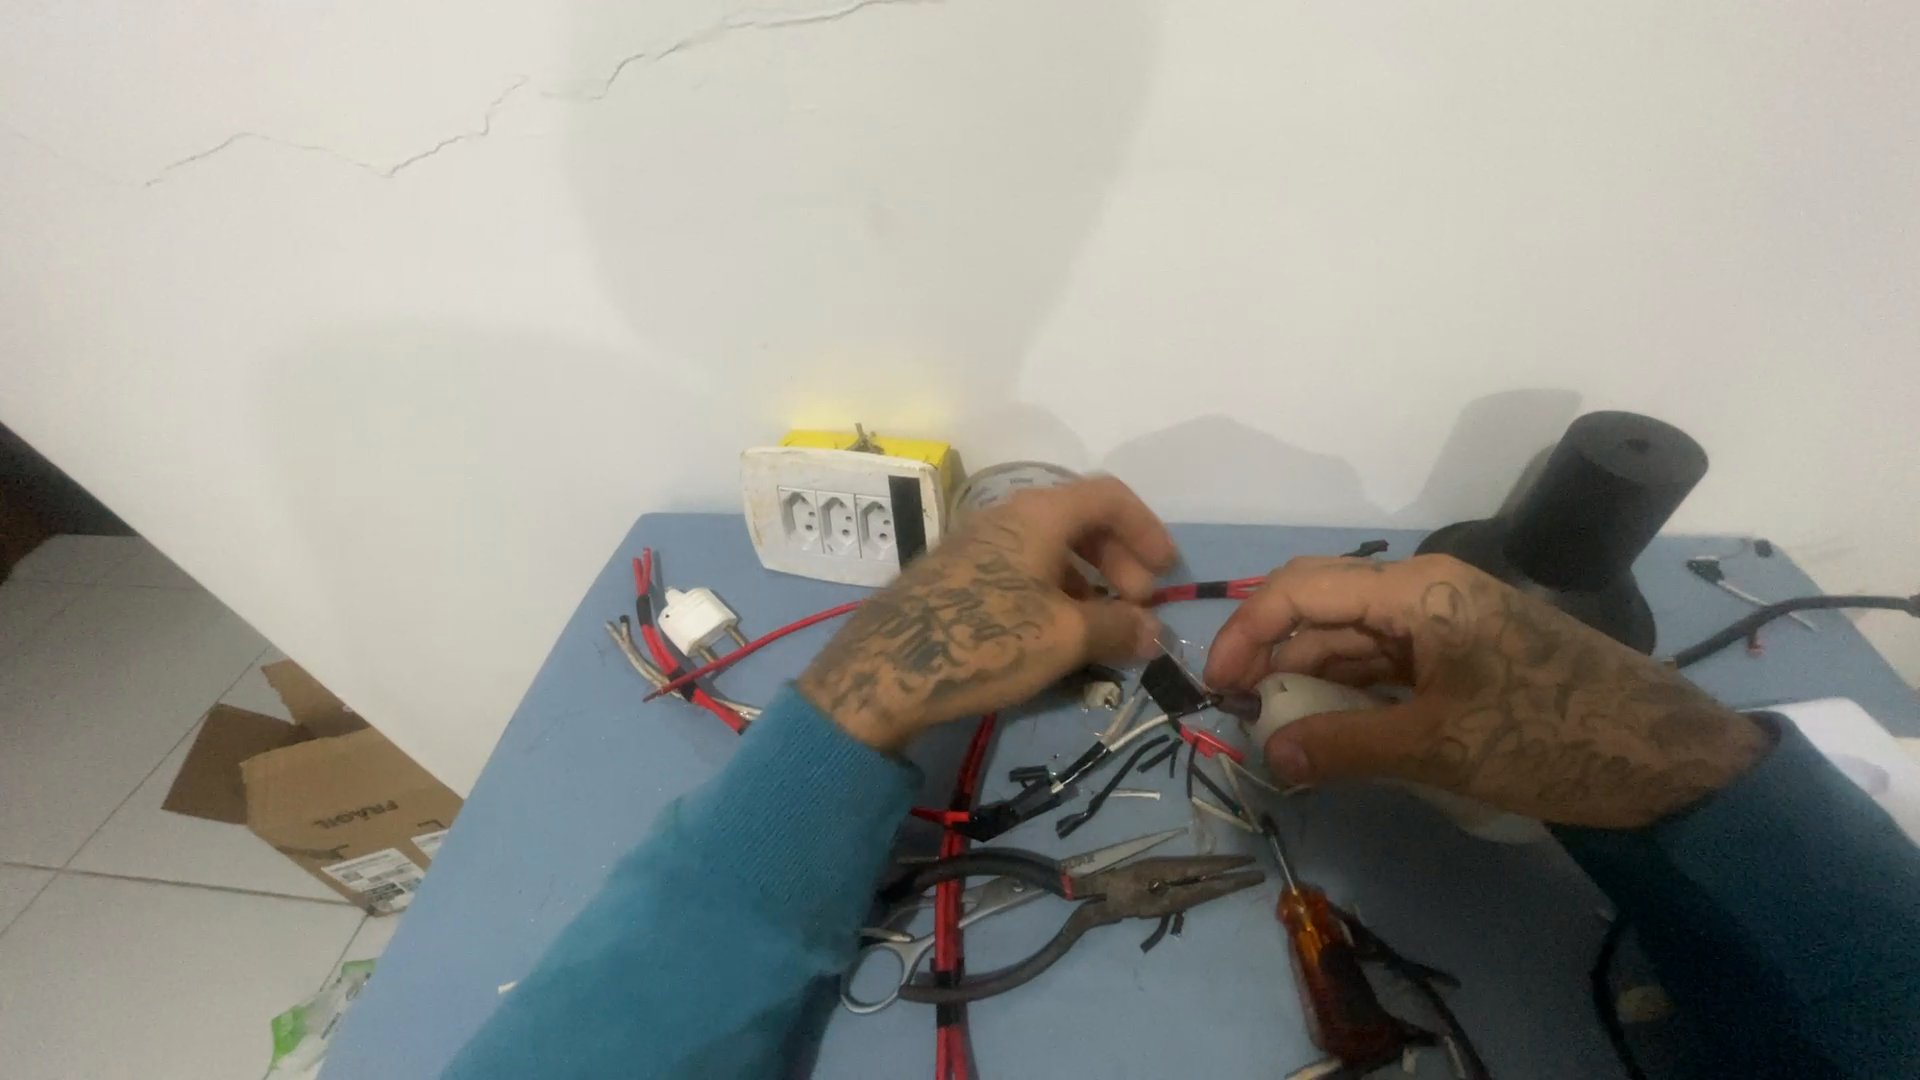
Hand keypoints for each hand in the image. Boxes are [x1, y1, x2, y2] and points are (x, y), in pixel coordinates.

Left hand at [799, 477, 1175, 752]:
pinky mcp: (953, 574)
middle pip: (1079, 520)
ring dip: (1084, 581)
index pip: (1108, 496)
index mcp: (1038, 514)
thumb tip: (1154, 633)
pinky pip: (1017, 569)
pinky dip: (1049, 592)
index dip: (1145, 529)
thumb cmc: (985, 638)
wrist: (886, 668)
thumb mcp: (1064, 636)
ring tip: (1098, 627)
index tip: (1165, 573)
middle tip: (1135, 606)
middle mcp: (1005, 516)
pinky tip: (1050, 633)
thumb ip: (1118, 628)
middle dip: (1117, 560)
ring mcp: (974, 544)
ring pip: (1047, 548)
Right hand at [1205, 554, 1772, 827]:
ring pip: (1341, 632)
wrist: (1676, 763)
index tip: (1216, 684)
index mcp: (1415, 590)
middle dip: (1266, 648)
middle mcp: (1417, 589)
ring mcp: (1434, 618)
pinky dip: (1341, 686)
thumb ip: (1342, 748)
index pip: (1299, 590)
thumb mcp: (1438, 747)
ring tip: (1272, 719)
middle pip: (1314, 602)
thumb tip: (1270, 762)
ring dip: (1302, 671)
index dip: (1245, 632)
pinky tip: (1320, 719)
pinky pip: (1374, 657)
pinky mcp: (1448, 649)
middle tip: (1235, 699)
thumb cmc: (1553, 737)